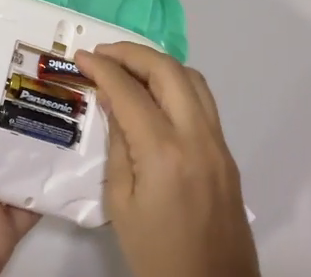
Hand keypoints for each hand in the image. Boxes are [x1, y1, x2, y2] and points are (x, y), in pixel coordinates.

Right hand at [78, 43, 260, 276]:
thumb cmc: (156, 256)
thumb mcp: (121, 204)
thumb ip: (117, 145)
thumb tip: (112, 102)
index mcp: (163, 153)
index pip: (128, 91)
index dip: (101, 68)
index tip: (82, 57)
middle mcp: (196, 138)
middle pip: (167, 70)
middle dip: (132, 53)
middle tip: (103, 54)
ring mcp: (218, 144)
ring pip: (192, 79)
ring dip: (158, 64)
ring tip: (128, 67)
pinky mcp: (228, 155)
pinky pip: (203, 102)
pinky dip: (177, 84)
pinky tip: (155, 95)